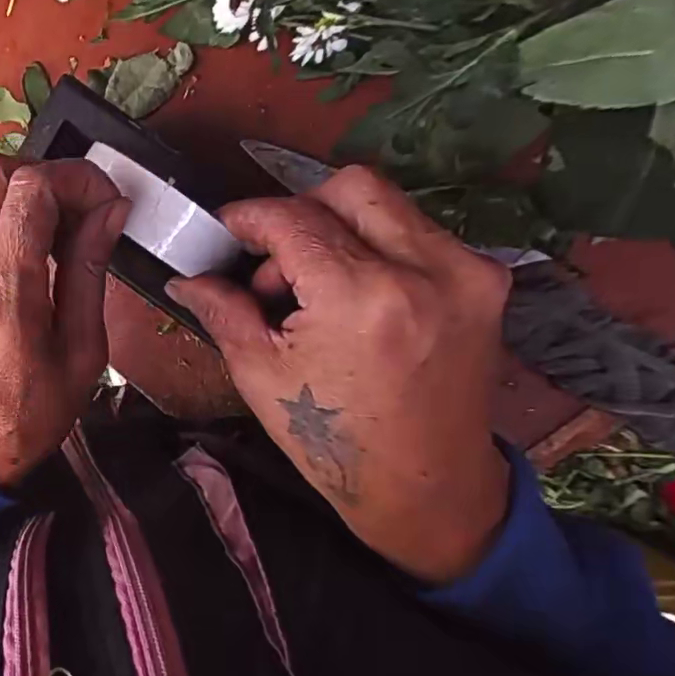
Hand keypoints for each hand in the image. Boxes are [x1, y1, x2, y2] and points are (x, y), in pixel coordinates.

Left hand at [0, 155, 130, 486]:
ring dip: (26, 191)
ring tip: (66, 228)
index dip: (76, 180)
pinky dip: (10, 214)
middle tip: (83, 206)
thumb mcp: (82, 349)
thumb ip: (90, 271)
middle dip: (45, 172)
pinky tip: (41, 248)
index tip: (108, 201)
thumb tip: (109, 213)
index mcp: (4, 291)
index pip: (30, 190)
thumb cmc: (34, 412)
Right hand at [166, 166, 511, 582]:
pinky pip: (420, 232)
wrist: (427, 487)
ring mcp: (466, 271)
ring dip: (340, 228)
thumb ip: (224, 311)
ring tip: (321, 286)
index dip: (251, 217)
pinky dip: (379, 247)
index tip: (230, 229)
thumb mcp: (262, 376)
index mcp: (359, 298)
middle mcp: (422, 269)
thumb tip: (187, 276)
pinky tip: (363, 296)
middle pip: (349, 188)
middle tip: (278, 262)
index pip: (294, 219)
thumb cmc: (335, 442)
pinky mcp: (487, 280)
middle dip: (301, 213)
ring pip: (388, 203)